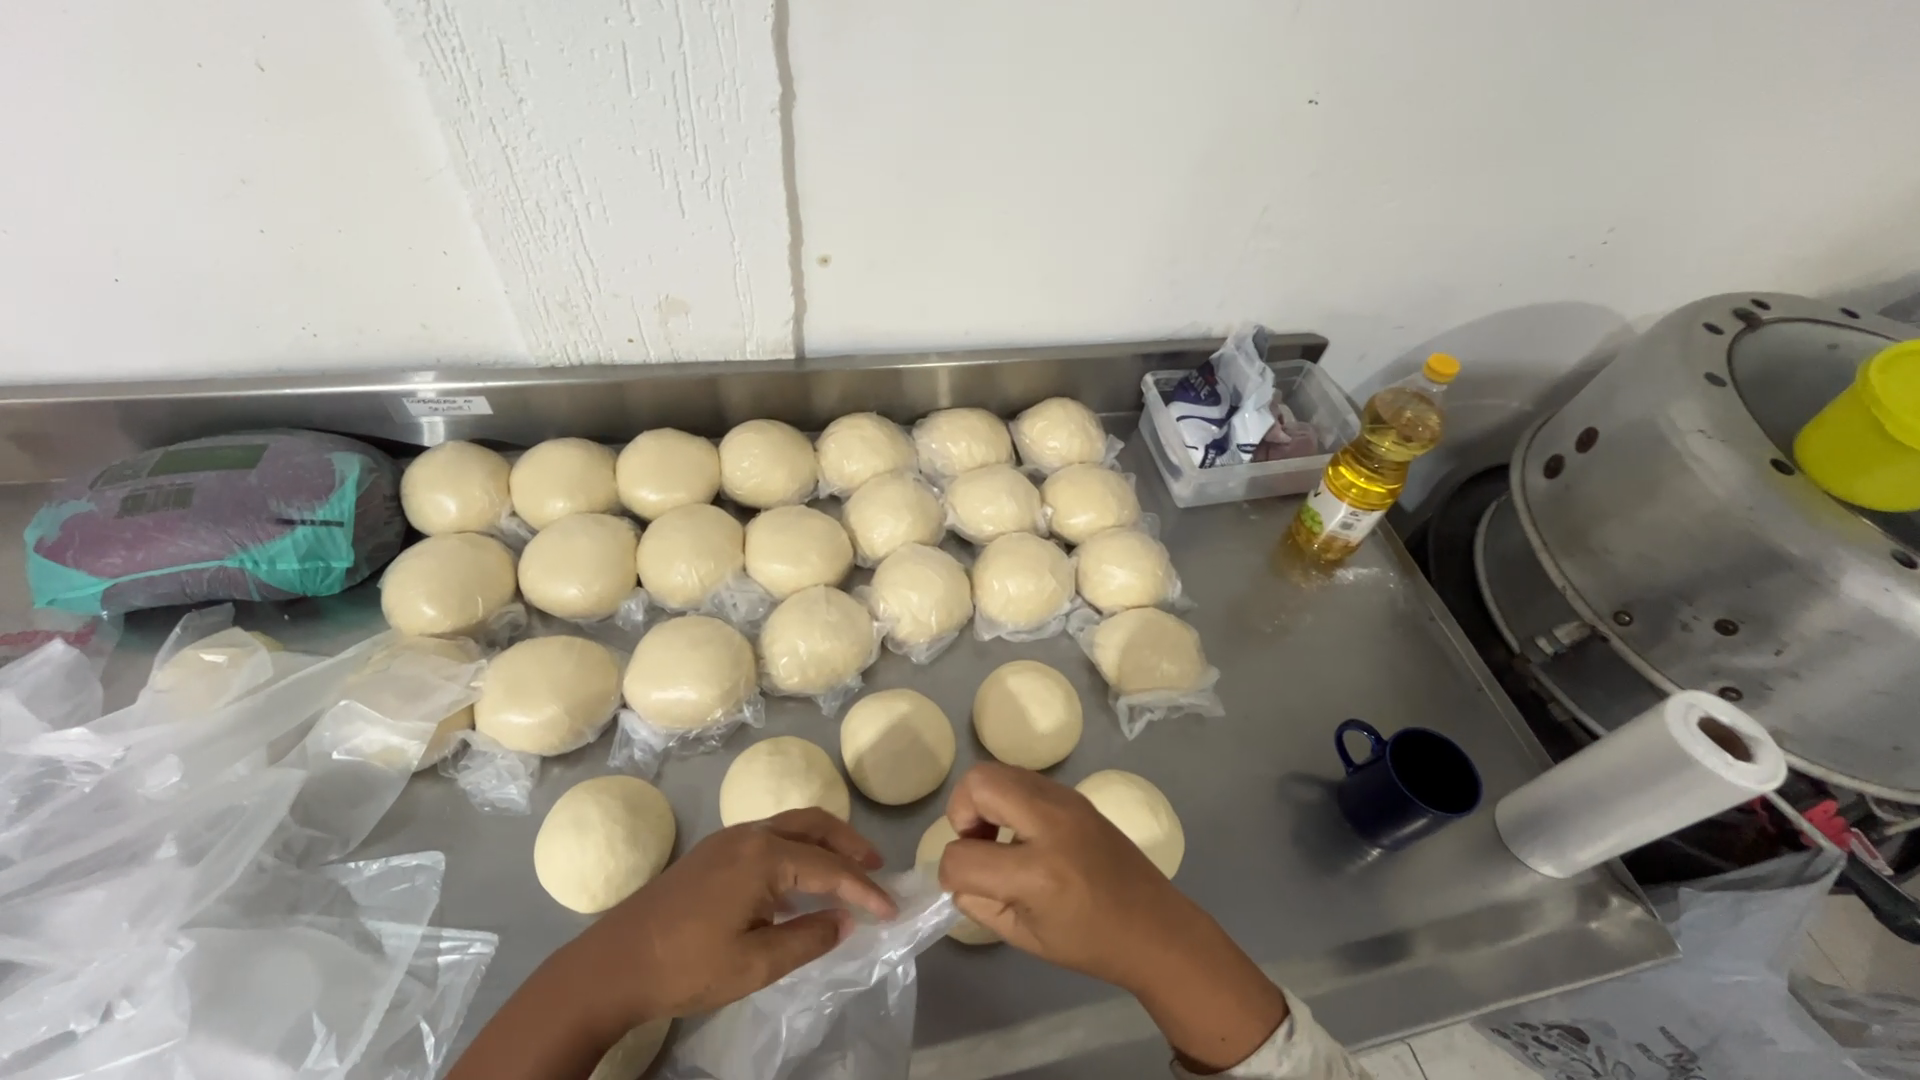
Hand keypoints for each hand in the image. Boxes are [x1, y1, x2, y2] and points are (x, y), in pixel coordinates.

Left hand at [562, 808, 896, 1028]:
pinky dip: (797, 850)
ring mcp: (727, 840)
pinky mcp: (711, 853)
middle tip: (878, 867)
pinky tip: (799, 884)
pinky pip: (769, 838)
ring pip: (790, 826)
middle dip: (850, 844)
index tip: (891, 910)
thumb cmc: (686, 966)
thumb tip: (845, 920)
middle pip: (814, 825)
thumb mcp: (756, 964)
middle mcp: (749, 835)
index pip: (829, 868)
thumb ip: (808, 939)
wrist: (612, 965)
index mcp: (764, 856)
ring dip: (824, 843)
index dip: (864, 890)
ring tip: (848, 870)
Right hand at [937, 764, 1287, 1073]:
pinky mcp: (1075, 795)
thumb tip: (959, 874)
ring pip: (999, 771)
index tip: (964, 886)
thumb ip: (979, 903)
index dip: (950, 874)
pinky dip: (1009, 800)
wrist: (1156, 927)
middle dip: (962, 811)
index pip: (961, 856)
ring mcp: (1066, 801)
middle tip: (977, 843)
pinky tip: (1024, 836)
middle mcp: (1051, 823)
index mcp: (1038, 872)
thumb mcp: (1023, 937)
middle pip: (979, 782)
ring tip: (999, 839)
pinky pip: (1024, 779)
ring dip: (985, 802)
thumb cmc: (1090, 944)